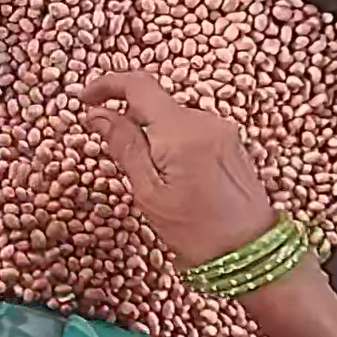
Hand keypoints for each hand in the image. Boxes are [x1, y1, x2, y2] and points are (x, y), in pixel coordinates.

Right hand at [82, 71, 276, 265]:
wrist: (251, 252)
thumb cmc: (196, 231)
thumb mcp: (148, 192)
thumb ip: (124, 146)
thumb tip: (98, 115)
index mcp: (180, 132)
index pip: (138, 85)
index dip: (106, 85)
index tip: (84, 99)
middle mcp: (204, 121)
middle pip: (153, 102)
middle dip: (125, 117)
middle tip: (107, 148)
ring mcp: (220, 129)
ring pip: (169, 117)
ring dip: (147, 133)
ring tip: (142, 174)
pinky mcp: (228, 141)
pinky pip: (187, 129)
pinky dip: (167, 141)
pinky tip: (167, 174)